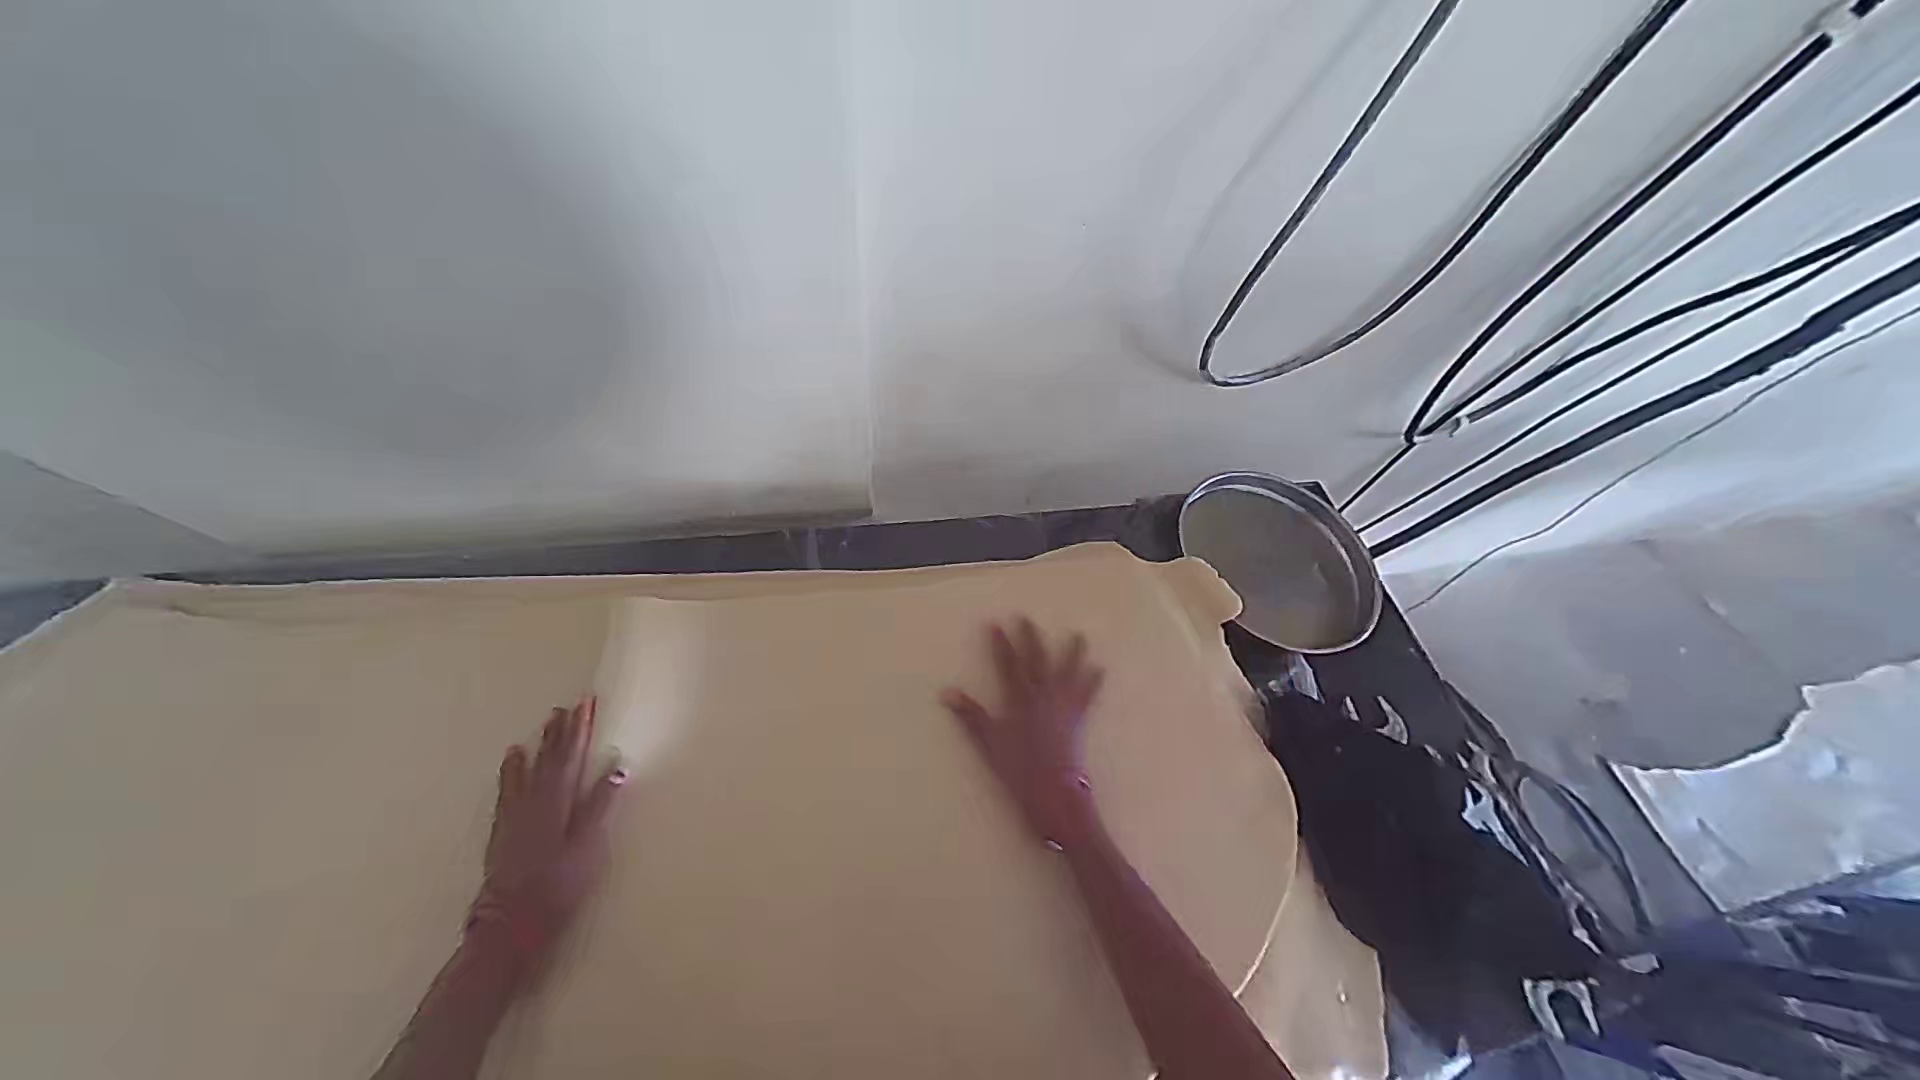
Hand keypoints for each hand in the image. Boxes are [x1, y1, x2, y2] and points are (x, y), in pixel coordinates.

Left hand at [475, 699, 626, 972]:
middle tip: (569, 705)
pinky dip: (512, 768)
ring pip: (530, 768)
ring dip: (541, 743)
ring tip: (547, 721)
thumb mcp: (587, 846)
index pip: (573, 756)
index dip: (581, 728)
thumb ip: (599, 806)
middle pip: (551, 757)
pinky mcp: (504, 827)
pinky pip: (508, 787)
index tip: (587, 703)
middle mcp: (535, 800)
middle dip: (563, 730)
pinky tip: (513, 755)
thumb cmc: (558, 885)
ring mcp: (516, 813)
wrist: (510, 923)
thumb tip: (617, 768)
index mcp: (559, 801)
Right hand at [942, 618, 1104, 846]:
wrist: (1054, 793)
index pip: (1007, 665)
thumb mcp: (988, 743)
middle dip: (1030, 638)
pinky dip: (1093, 682)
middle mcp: (1042, 697)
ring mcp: (1062, 707)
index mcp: (1019, 701)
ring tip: (1079, 635)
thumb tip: (947, 692)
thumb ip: (970, 716)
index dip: (1001, 644)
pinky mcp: (1077, 720)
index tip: (995, 622)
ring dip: (1073, 654)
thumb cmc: (1019, 770)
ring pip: (1067, 673)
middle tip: (1026, 618)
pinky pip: (1087, 696)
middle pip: (1036, 662)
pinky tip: (1100, 669)